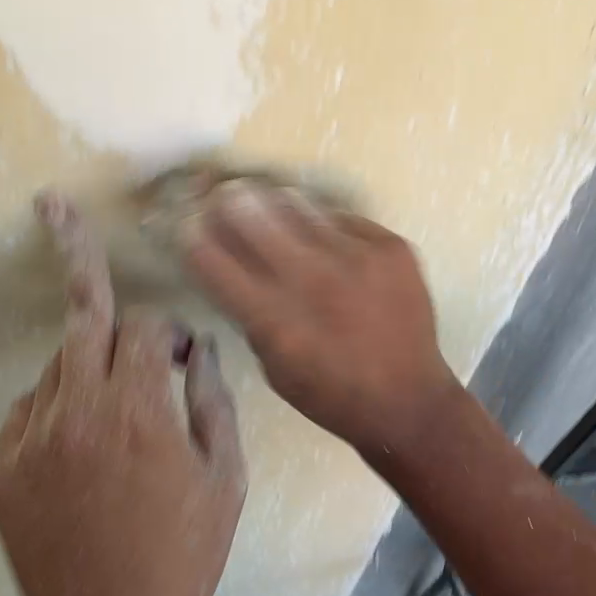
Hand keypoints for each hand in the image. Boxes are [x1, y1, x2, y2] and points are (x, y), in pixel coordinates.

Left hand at [0, 191, 245, 595]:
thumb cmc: (184, 556)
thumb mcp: (225, 478)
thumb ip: (213, 399)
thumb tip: (198, 349)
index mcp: (140, 408)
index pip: (143, 326)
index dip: (166, 330)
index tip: (182, 353)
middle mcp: (77, 410)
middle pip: (78, 316)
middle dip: (74, 254)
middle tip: (53, 205)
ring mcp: (31, 439)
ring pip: (56, 365)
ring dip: (87, 360)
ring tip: (116, 403)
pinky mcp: (4, 470)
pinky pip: (31, 411)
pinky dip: (58, 404)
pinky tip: (84, 444)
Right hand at [179, 179, 461, 456]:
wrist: (408, 399)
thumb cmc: (330, 393)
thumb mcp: (274, 365)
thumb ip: (248, 312)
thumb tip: (225, 260)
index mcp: (275, 319)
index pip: (213, 259)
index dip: (193, 237)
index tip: (187, 226)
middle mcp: (313, 280)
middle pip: (252, 214)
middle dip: (229, 204)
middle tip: (220, 196)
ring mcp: (357, 258)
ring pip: (298, 205)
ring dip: (276, 206)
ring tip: (269, 206)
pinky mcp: (391, 247)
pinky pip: (343, 220)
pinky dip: (325, 227)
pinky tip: (324, 241)